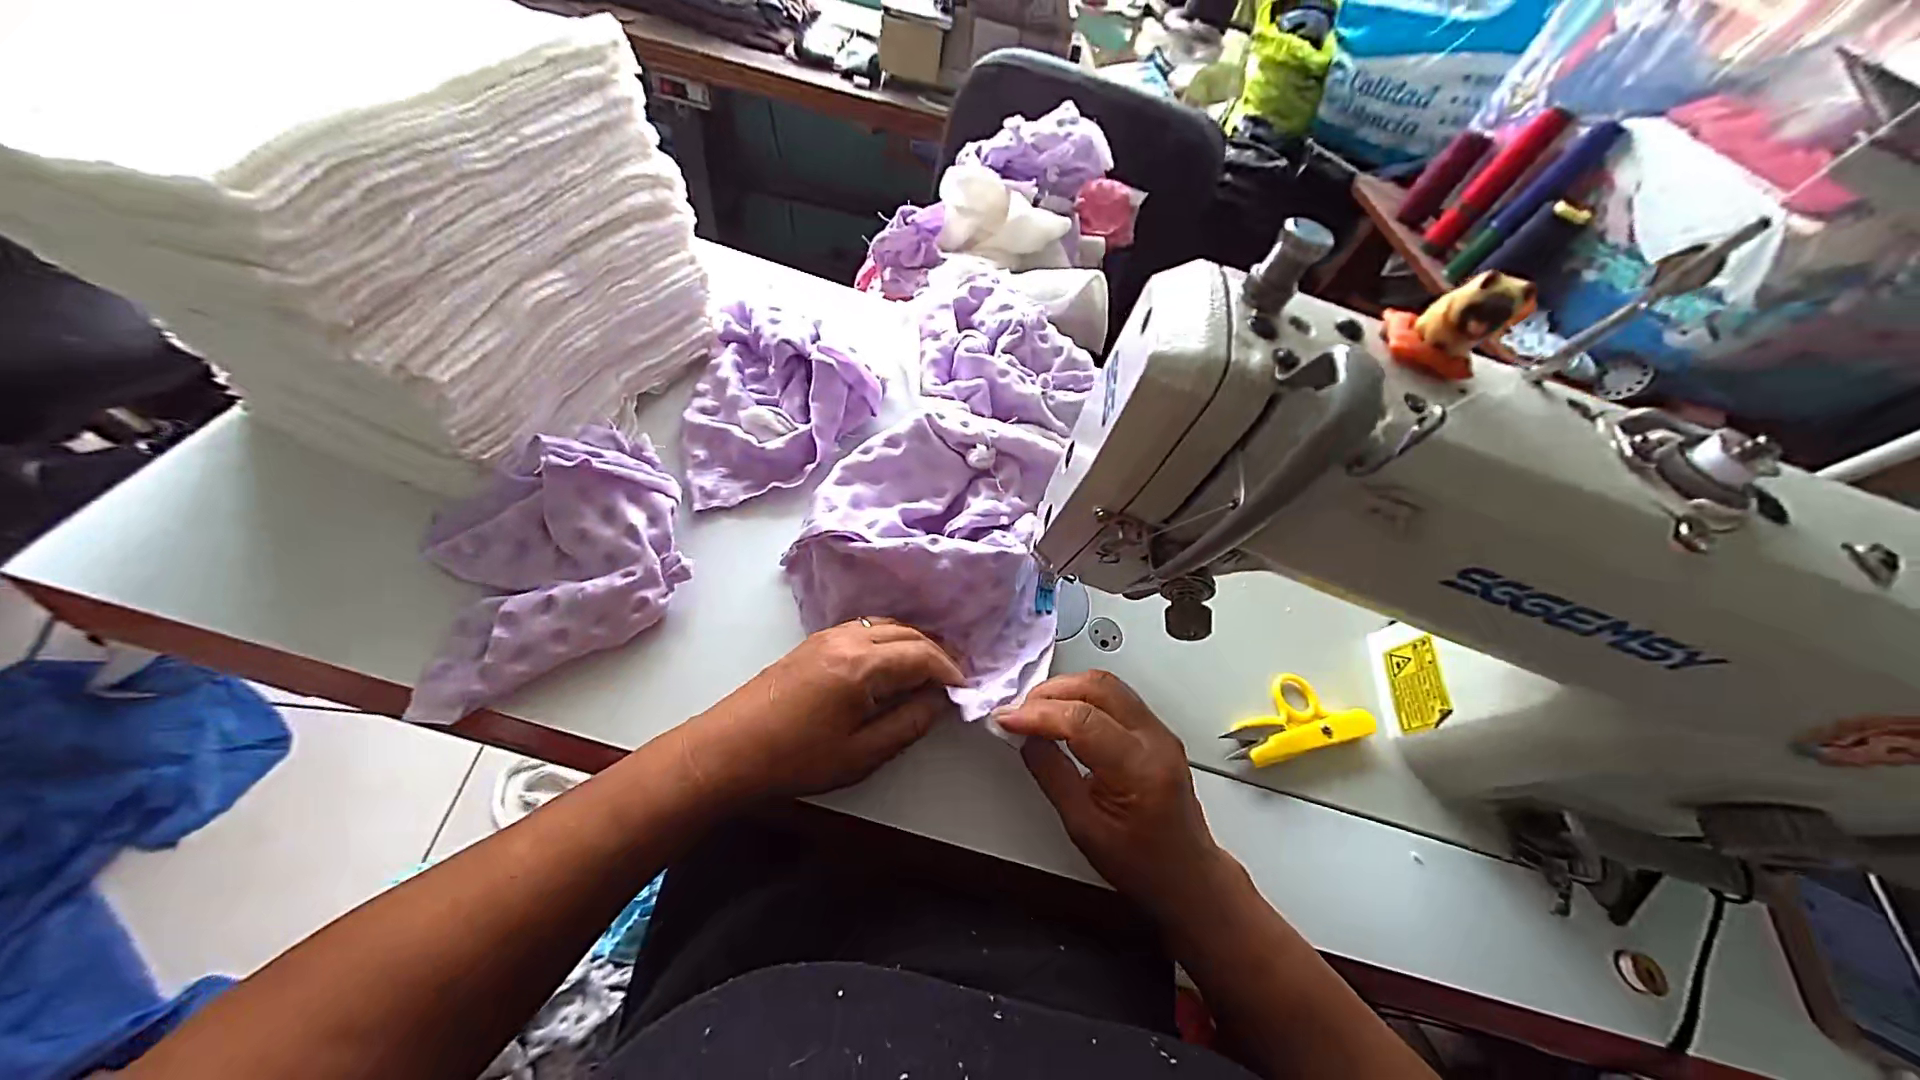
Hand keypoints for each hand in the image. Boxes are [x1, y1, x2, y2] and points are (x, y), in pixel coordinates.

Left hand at [673, 617, 962, 805]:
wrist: (727, 750)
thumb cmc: (794, 759)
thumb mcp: (860, 754)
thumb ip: (907, 724)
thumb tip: (936, 702)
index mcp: (862, 665)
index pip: (922, 654)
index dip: (949, 670)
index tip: (963, 689)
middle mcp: (847, 639)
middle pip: (907, 632)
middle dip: (936, 652)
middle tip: (952, 678)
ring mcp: (827, 636)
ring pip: (886, 625)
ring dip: (912, 642)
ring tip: (927, 670)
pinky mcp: (813, 642)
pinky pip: (864, 628)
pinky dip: (888, 639)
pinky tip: (890, 664)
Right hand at [994, 670, 1230, 918]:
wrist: (1187, 875)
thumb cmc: (1143, 863)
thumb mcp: (1083, 827)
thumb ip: (1051, 775)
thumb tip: (1025, 738)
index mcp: (1140, 770)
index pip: (1082, 720)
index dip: (1038, 714)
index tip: (1008, 719)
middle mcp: (1155, 741)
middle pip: (1096, 687)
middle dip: (1049, 693)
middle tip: (1018, 713)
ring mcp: (1159, 731)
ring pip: (1105, 684)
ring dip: (1064, 690)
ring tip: (1034, 712)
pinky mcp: (1154, 728)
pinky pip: (1114, 695)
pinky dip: (1080, 696)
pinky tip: (1060, 712)